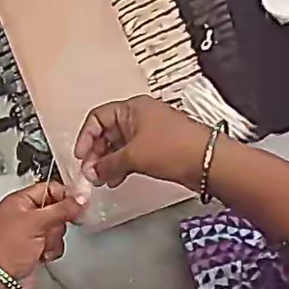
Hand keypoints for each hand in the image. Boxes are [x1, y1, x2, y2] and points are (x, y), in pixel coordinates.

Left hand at [0, 182, 85, 286]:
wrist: (3, 281)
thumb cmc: (9, 249)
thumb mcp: (36, 222)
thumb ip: (62, 208)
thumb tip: (81, 198)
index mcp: (19, 201)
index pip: (49, 188)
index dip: (64, 196)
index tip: (77, 205)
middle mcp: (24, 214)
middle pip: (56, 209)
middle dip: (56, 223)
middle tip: (46, 231)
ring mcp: (31, 232)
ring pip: (58, 228)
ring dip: (53, 239)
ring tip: (41, 246)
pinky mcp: (36, 247)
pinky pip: (55, 242)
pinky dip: (52, 250)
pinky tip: (42, 255)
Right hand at [74, 95, 211, 189]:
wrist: (207, 162)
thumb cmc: (175, 148)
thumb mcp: (133, 156)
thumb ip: (107, 164)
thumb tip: (93, 172)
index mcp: (131, 109)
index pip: (97, 118)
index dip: (86, 137)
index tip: (81, 156)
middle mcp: (139, 117)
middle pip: (106, 133)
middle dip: (96, 154)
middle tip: (90, 172)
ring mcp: (148, 133)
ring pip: (117, 146)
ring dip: (107, 163)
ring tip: (101, 179)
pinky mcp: (156, 148)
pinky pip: (130, 155)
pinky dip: (120, 166)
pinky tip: (115, 179)